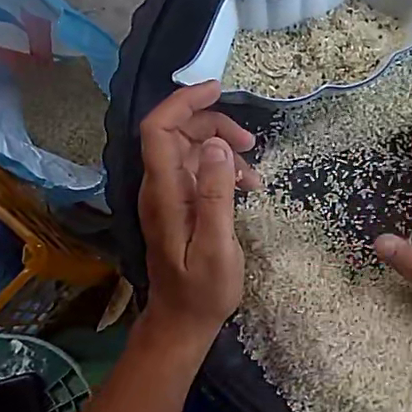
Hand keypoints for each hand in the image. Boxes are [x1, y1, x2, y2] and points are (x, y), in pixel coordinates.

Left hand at [138, 82, 260, 337]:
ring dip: (222, 150)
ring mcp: (166, 195)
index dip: (183, 101)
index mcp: (164, 193)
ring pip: (189, 149)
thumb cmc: (203, 290)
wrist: (182, 321)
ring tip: (252, 175)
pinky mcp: (177, 205)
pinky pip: (196, 170)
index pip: (159, 129)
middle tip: (250, 145)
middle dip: (214, 126)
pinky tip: (244, 187)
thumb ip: (215, 195)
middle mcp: (159, 187)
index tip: (217, 90)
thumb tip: (217, 146)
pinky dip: (221, 169)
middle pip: (177, 132)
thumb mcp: (218, 246)